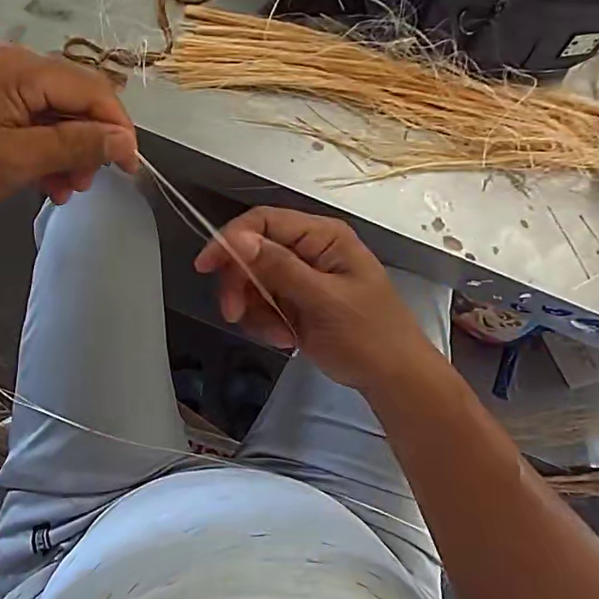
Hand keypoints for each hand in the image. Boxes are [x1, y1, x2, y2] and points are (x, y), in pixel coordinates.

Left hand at [0, 44, 138, 241]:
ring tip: (63, 190)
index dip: (118, 128)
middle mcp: (12, 66)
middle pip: (77, 102)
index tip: (130, 169)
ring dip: (69, 154)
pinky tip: (45, 183)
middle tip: (86, 184)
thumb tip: (126, 142)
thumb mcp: (15, 160)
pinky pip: (35, 126)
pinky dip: (47, 154)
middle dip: (90, 144)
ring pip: (58, 118)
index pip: (92, 89)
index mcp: (19, 68)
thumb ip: (75, 146)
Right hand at [193, 207, 438, 389]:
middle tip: (236, 313)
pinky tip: (287, 339)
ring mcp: (301, 279)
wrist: (392, 376)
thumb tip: (238, 239)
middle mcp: (309, 251)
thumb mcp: (324, 299)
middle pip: (252, 253)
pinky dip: (266, 324)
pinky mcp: (296, 304)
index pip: (264, 222)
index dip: (231, 240)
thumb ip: (280, 267)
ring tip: (281, 335)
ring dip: (257, 311)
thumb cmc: (369, 333)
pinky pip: (263, 306)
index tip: (207, 267)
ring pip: (253, 283)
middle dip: (241, 285)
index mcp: (323, 237)